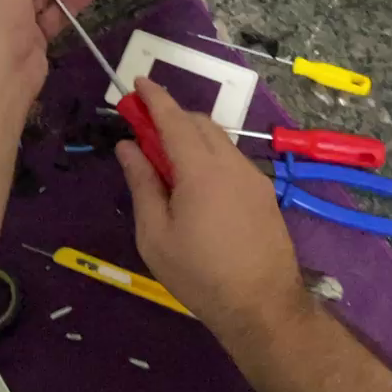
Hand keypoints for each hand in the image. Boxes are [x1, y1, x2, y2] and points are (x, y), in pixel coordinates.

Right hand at [116, 79, 308, 339]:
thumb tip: (128, 147)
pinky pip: (231, 159)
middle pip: (199, 123)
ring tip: (168, 164)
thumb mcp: (155, 234)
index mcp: (200, 170)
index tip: (137, 83)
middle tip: (145, 132)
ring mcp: (252, 177)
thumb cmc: (199, 275)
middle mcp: (230, 163)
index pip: (174, 119)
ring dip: (191, 136)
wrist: (263, 307)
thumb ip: (142, 183)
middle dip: (171, 116)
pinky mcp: (264, 193)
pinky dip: (209, 155)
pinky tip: (196, 186)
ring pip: (218, 140)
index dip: (154, 97)